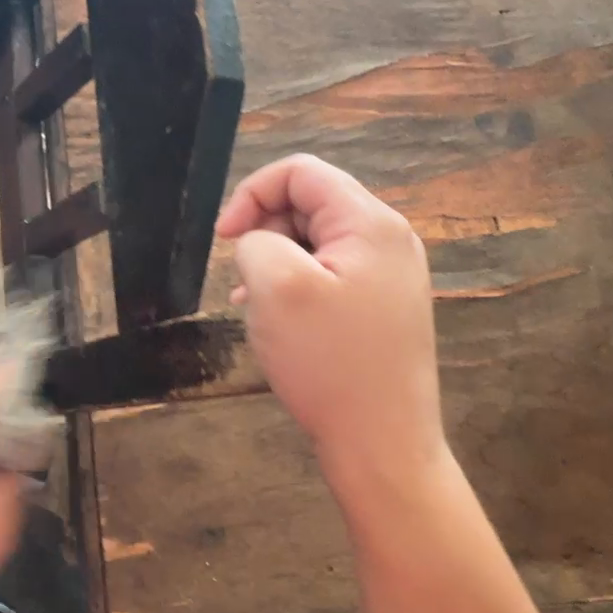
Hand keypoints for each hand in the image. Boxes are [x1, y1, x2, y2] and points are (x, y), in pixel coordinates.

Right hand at [214, 154, 444, 475]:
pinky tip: (275, 319)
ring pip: (312, 241)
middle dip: (263, 231)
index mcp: (369, 224)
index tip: (224, 240)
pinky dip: (292, 285)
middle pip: (308, 204)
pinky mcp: (380, 307)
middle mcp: (387, 240)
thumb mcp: (275, 288)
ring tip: (253, 303)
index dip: (251, 194)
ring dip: (273, 261)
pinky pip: (326, 274)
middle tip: (242, 278)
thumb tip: (259, 242)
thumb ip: (256, 241)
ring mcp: (388, 276)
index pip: (300, 172)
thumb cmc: (327, 360)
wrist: (381, 440)